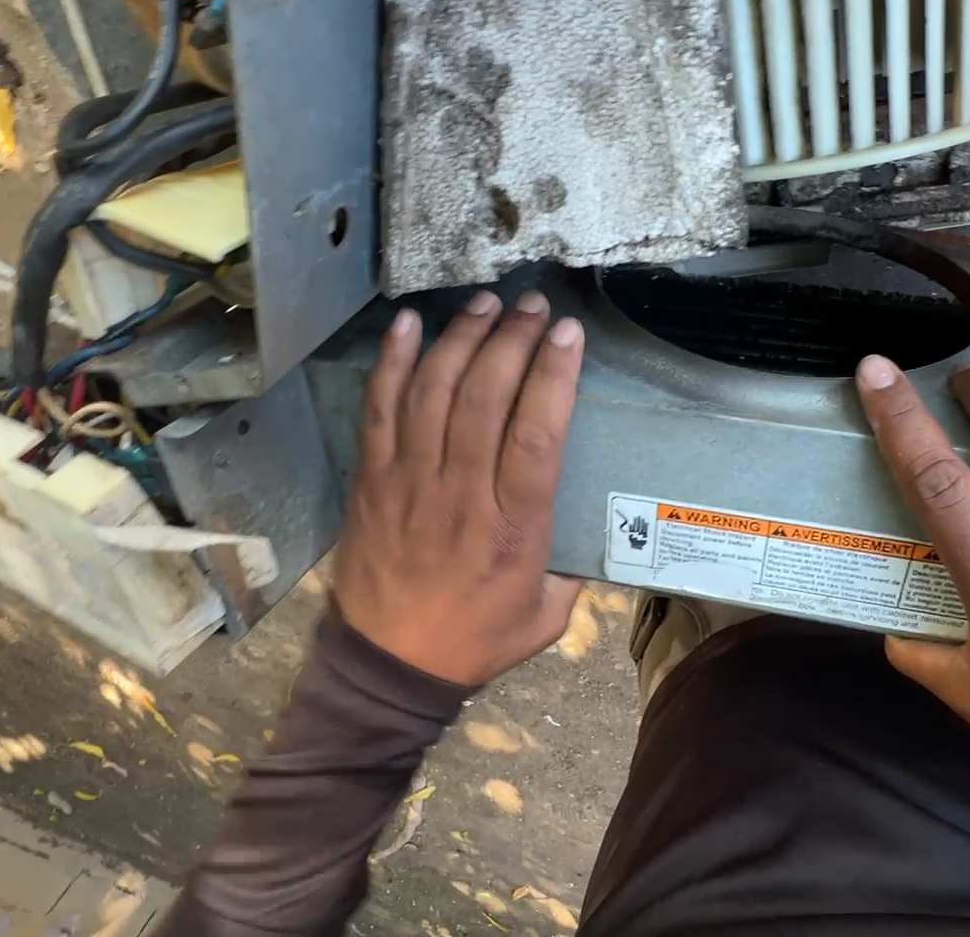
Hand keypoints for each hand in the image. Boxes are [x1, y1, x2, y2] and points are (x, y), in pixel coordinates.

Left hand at [334, 289, 586, 686]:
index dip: (553, 376)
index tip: (567, 333)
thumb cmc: (475, 637)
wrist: (388, 664)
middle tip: (533, 305)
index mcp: (512, 527)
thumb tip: (597, 525)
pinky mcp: (371, 478)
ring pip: (433, 393)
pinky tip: (410, 322)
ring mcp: (408, 480)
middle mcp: (460, 493)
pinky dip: (392, 362)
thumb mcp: (546, 616)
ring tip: (486, 304)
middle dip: (512, 340)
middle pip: (484, 398)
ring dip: (461, 339)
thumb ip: (573, 568)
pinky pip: (378, 409)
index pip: (536, 434)